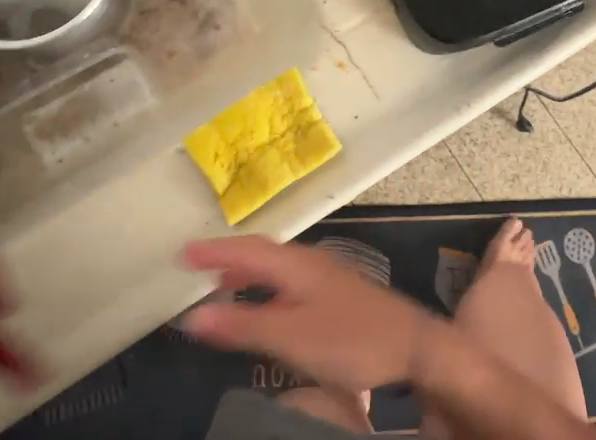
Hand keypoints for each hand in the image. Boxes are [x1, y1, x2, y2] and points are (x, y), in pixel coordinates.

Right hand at [179, 236, 444, 392]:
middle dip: (228, 257)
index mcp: (297, 264)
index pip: (247, 249)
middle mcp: (311, 262)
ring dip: (249, 272)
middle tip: (196, 266)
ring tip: (223, 286)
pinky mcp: (338, 295)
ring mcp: (327, 277)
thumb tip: (192, 315)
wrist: (413, 346)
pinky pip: (291, 281)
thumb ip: (243, 325)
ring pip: (278, 267)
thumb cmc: (350, 339)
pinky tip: (268, 307)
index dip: (213, 250)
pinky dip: (268, 287)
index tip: (181, 251)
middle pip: (262, 253)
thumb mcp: (290, 336)